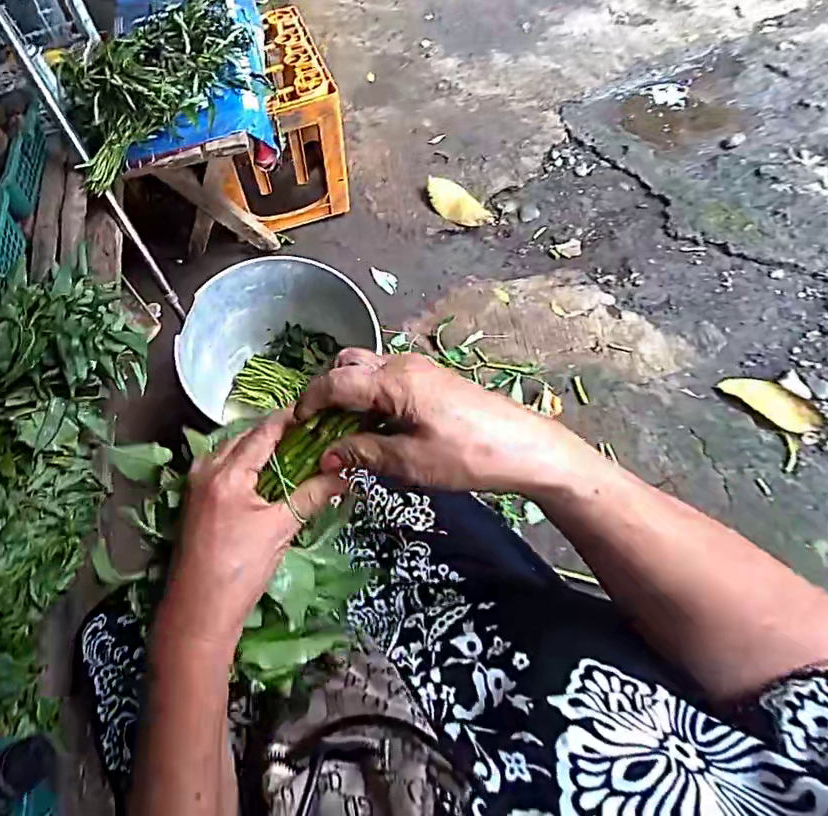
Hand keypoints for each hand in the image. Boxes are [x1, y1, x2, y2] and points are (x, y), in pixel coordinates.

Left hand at [157, 413, 348, 645]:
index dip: (290, 418)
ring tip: (293, 449)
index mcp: (227, 471)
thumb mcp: (280, 530)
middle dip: (277, 431)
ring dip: (260, 445)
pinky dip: (245, 461)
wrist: (198, 609)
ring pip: (233, 448)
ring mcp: (196, 480)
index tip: (316, 412)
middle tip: (310, 432)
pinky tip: (265, 472)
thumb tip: (344, 475)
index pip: (263, 431)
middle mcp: (206, 466)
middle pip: (246, 436)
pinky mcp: (194, 494)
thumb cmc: (239, 571)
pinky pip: (223, 464)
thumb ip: (312, 496)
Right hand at [295, 349, 604, 495]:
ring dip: (348, 391)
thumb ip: (362, 453)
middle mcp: (400, 364)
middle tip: (321, 425)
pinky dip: (368, 393)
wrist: (531, 449)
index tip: (296, 424)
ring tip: (346, 428)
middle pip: (346, 364)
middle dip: (326, 390)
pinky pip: (384, 376)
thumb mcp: (411, 462)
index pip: (334, 381)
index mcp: (392, 380)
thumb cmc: (470, 456)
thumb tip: (325, 456)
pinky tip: (376, 424)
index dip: (309, 401)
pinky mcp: (429, 377)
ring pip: (365, 367)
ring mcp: (417, 367)